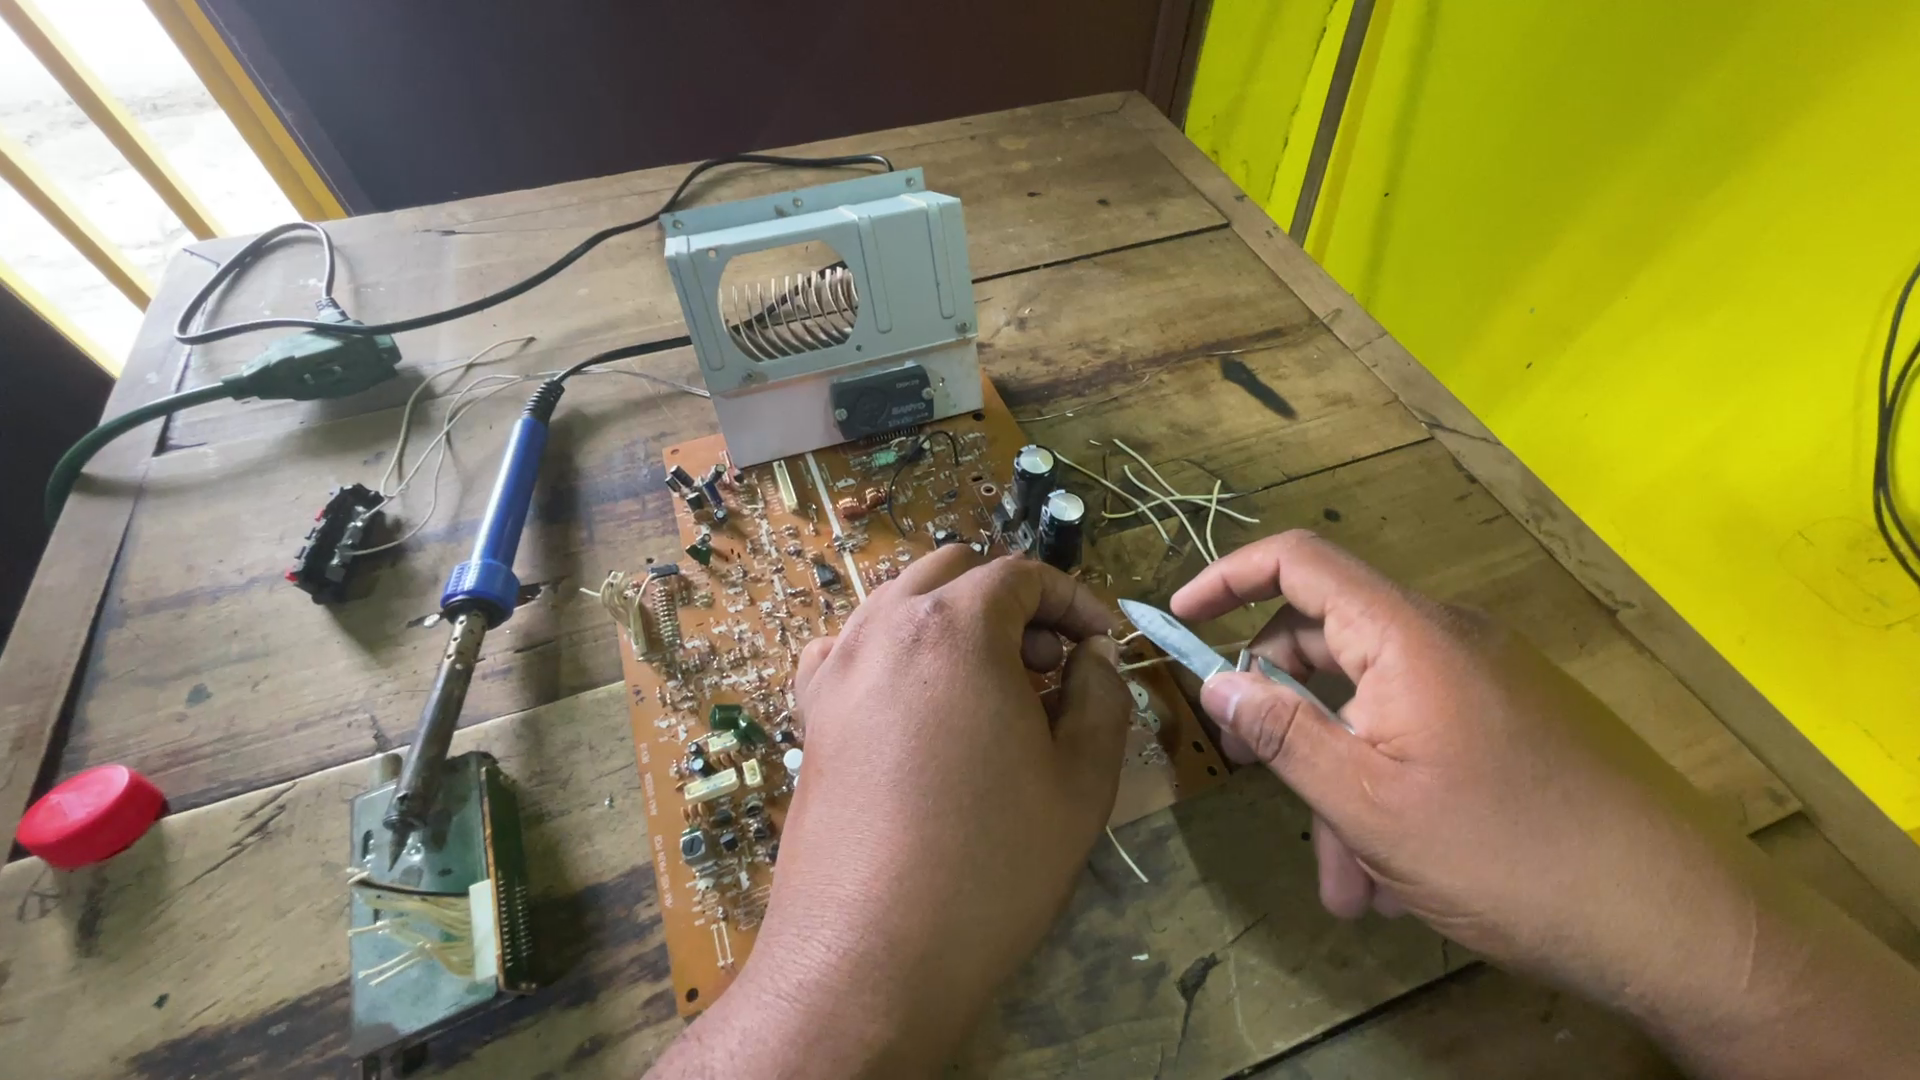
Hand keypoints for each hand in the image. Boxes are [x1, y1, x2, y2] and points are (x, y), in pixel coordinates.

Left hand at [650, 547, 1130, 1078]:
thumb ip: (1101, 696)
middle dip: (1010, 600)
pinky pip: (850, 646)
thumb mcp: (1081, 780)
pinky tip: (915, 702)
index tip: (1100, 641)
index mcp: (954, 627)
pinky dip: (892, 649)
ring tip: (987, 687)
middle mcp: (884, 626)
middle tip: (1046, 664)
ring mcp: (837, 666)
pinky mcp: (810, 711)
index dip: (1073, 598)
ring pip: (899, 601)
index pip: (1020, 574)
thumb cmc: (991, 864)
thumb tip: (1094, 654)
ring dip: (953, 620)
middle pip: (954, 571)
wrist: (867, 955)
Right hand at [1172, 531, 1919, 1078]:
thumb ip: (1280, 732)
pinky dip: (1383, 785)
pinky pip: (1416, 733)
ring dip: (1336, 777)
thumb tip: (1213, 683)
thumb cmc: (1510, 854)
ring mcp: (1483, 680)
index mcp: (1407, 635)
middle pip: (1325, 643)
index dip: (1227, 578)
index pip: (1298, 561)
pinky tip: (1387, 875)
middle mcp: (1445, 639)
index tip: (1179, 619)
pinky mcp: (1510, 720)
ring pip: (1370, 707)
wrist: (1696, 931)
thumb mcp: (1366, 803)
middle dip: (1279, 710)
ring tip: (1340, 875)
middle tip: (1246, 770)